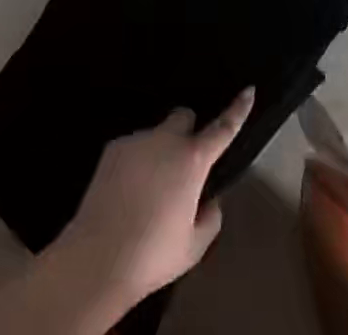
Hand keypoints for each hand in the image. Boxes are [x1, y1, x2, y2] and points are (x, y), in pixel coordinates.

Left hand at [45, 88, 256, 312]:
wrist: (98, 256)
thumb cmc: (154, 253)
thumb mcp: (195, 245)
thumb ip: (210, 217)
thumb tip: (208, 201)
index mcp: (192, 160)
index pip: (223, 128)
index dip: (238, 109)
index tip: (249, 90)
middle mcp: (165, 140)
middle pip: (183, 116)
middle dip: (188, 132)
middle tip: (184, 165)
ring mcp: (135, 141)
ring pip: (156, 135)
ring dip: (160, 152)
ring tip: (149, 193)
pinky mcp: (111, 149)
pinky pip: (133, 147)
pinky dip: (137, 162)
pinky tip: (127, 193)